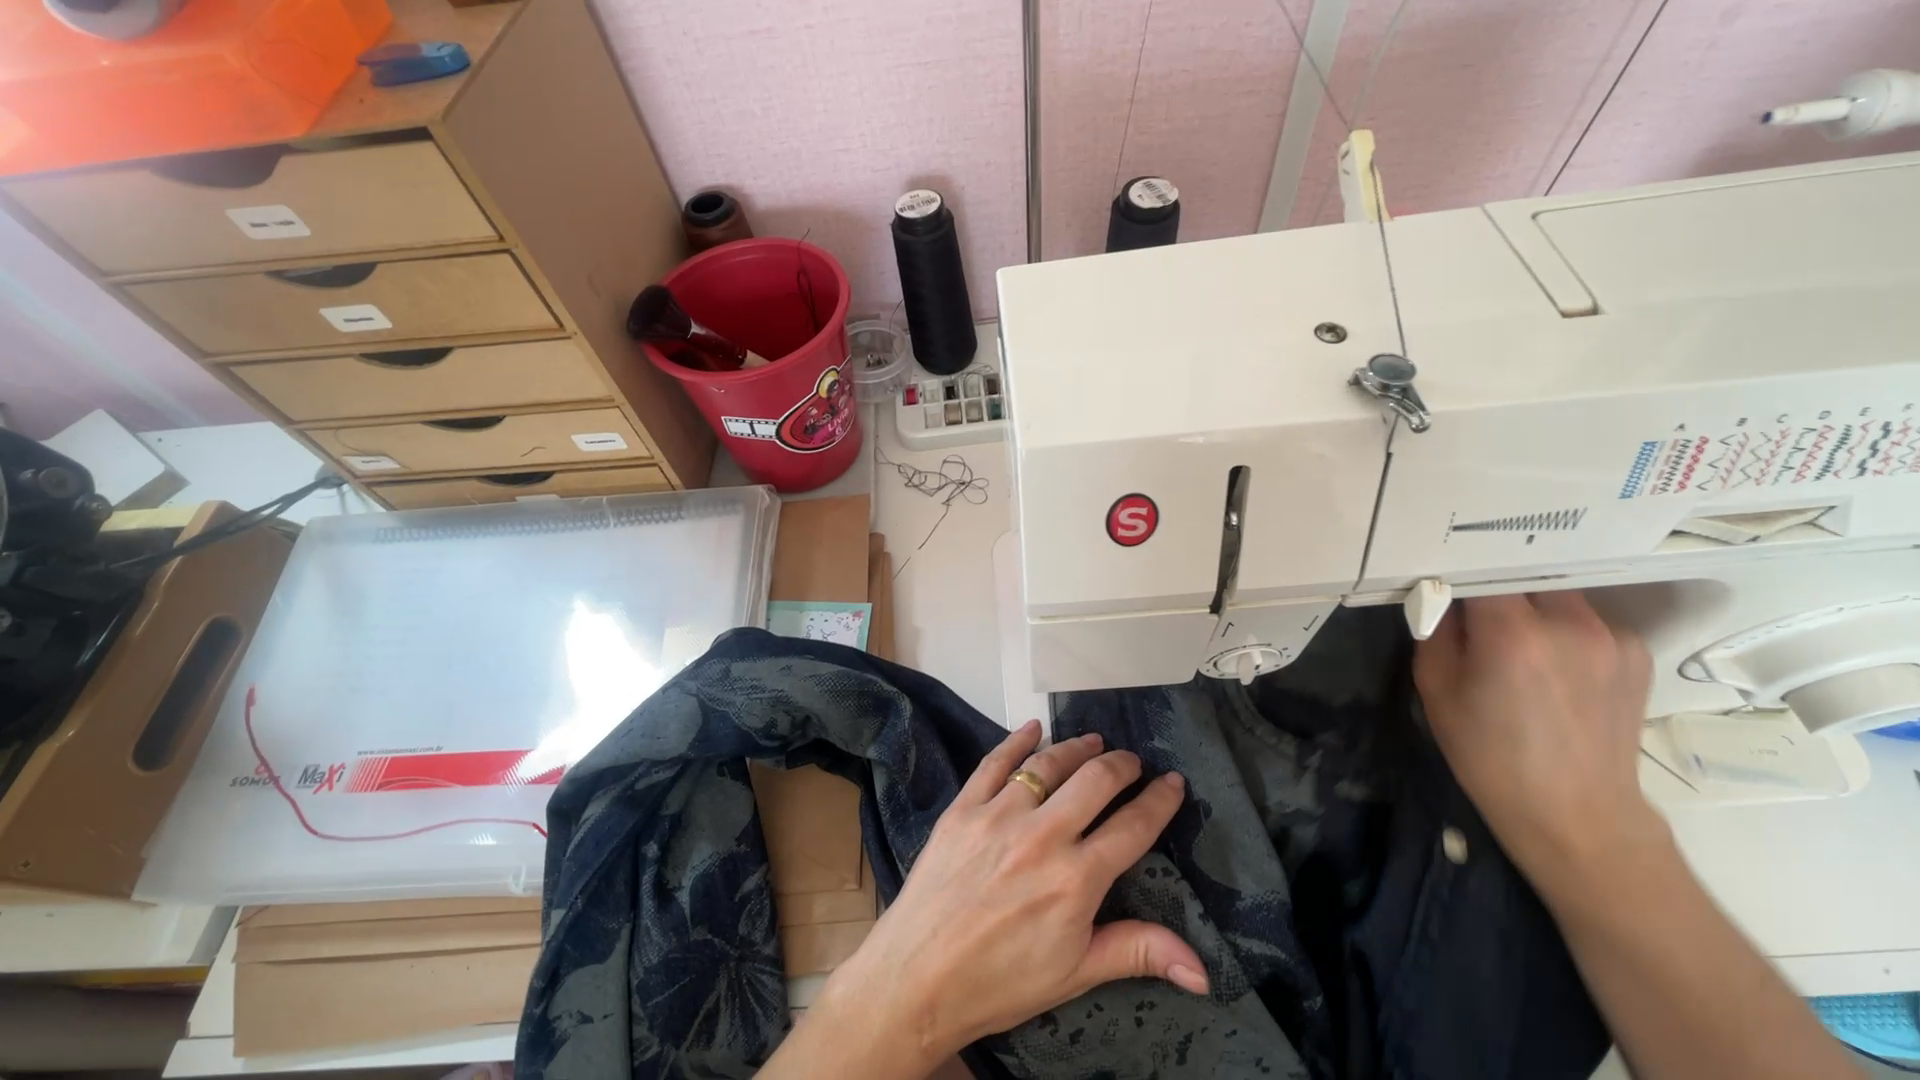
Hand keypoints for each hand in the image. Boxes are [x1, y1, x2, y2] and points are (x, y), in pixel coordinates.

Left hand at [800, 721, 1205, 1073]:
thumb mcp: (1076, 973)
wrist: (917, 980)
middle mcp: (1043, 836)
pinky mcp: (962, 810)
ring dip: (1076, 748)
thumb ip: (1139, 952)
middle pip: (1095, 782)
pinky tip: (1032, 728)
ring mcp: (998, 816)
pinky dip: (1016, 742)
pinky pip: (993, 764)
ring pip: (1047, 765)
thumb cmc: (1000, 983)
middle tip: (1133, 762)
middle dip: (1122, 765)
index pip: (1134, 826)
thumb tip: (1203, 971)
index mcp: (1077, 878)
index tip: (1174, 782)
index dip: (1160, 801)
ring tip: (1094, 742)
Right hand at [1414, 593, 1661, 883]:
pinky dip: (1566, 632)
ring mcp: (1613, 637)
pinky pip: (1589, 622)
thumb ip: (1437, 632)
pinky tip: (1557, 668)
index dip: (1461, 575)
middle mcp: (1571, 625)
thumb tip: (1443, 598)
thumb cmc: (1489, 757)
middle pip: (1527, 575)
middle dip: (1499, 590)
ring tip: (1520, 647)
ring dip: (1534, 609)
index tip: (1445, 586)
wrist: (1575, 813)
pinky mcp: (1637, 653)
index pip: (1483, 571)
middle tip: (1478, 616)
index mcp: (1514, 634)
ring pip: (1560, 596)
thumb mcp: (1436, 691)